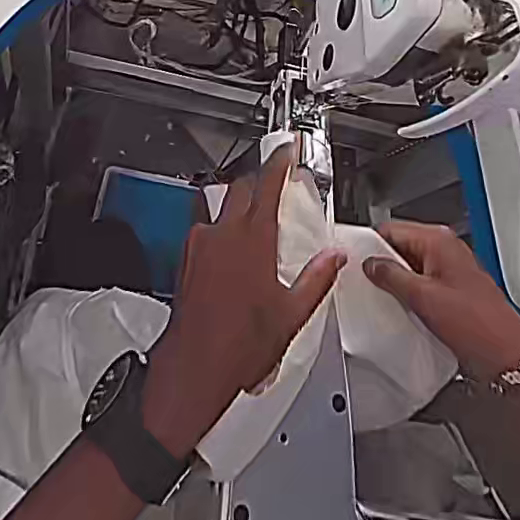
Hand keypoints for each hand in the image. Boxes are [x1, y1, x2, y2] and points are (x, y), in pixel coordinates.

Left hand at [143, 142, 343, 454]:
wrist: (193, 370)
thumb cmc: (239, 346)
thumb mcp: (291, 314)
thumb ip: (317, 278)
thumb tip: (334, 257)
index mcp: (254, 239)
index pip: (267, 184)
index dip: (279, 162)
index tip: (287, 149)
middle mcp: (223, 233)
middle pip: (242, 187)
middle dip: (260, 180)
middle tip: (275, 186)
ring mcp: (200, 244)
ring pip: (220, 205)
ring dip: (238, 203)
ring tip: (252, 221)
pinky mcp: (185, 258)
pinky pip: (204, 227)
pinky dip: (219, 227)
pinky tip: (229, 250)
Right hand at [364, 220, 519, 382]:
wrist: (505, 355)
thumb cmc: (477, 324)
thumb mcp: (423, 297)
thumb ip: (391, 276)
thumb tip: (372, 265)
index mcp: (438, 240)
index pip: (391, 229)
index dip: (370, 243)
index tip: (354, 259)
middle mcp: (444, 248)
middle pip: (399, 246)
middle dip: (381, 263)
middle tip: (366, 282)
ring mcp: (448, 268)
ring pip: (408, 265)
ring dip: (395, 280)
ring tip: (383, 298)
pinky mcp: (450, 287)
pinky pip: (420, 281)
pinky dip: (408, 291)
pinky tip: (401, 308)